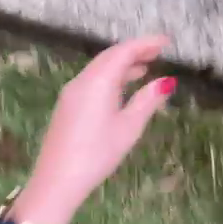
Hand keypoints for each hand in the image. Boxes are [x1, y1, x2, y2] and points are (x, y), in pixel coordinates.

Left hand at [7, 35, 175, 223]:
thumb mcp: (128, 128)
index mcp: (99, 81)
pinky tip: (122, 87)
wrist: (56, 182)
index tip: (166, 41)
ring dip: (122, 63)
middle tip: (158, 52)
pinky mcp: (67, 104)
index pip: (125, 51)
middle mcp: (83, 79)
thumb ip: (147, 101)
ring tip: (145, 67)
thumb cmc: (97, 154)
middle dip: (135, 51)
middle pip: (111, 55)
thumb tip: (166, 82)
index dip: (147, 43)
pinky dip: (111, 75)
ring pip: (100, 67)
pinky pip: (92, 78)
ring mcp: (72, 91)